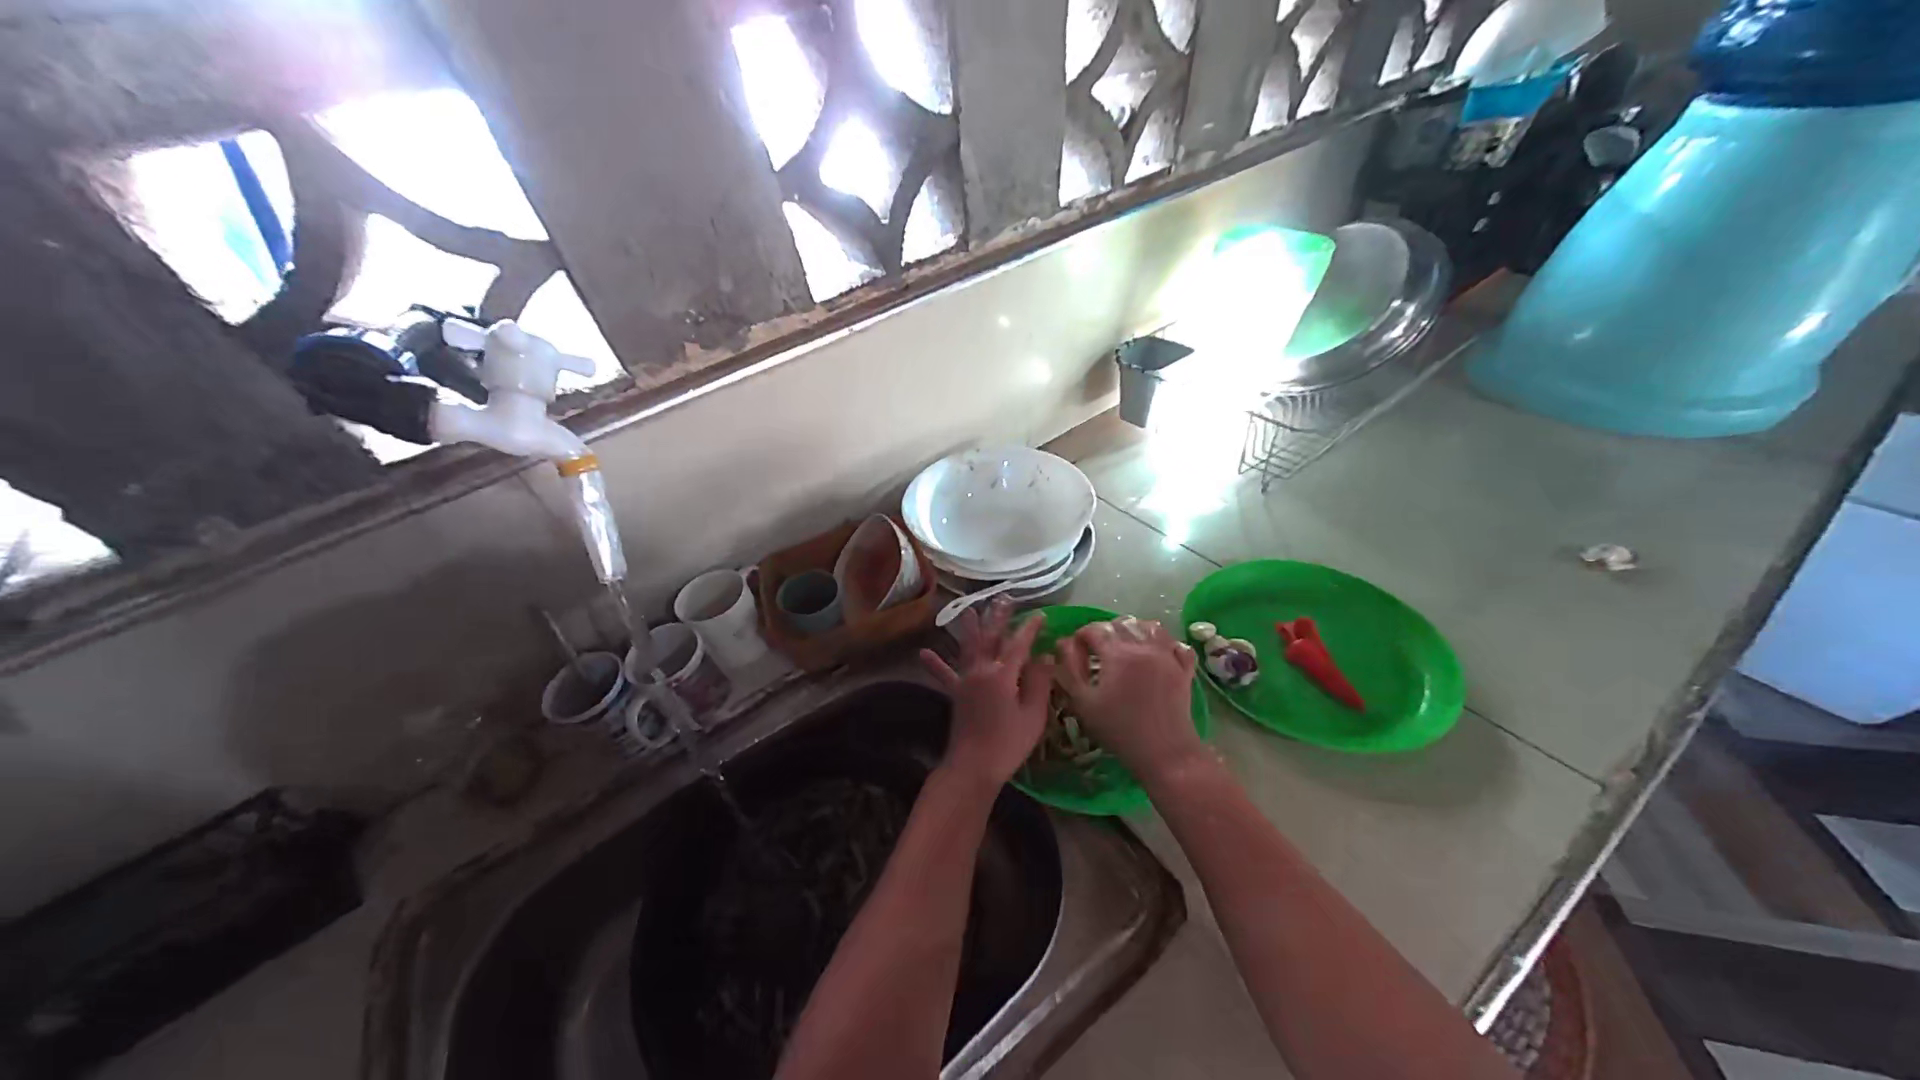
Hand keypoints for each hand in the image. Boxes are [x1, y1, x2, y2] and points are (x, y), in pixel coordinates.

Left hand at [921, 599, 1054, 785]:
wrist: (973, 767)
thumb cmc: (1008, 744)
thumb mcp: (1033, 716)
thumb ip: (1039, 684)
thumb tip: (1044, 657)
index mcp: (1003, 675)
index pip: (1019, 644)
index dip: (1030, 629)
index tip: (1040, 615)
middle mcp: (981, 671)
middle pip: (991, 638)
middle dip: (998, 617)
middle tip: (1004, 598)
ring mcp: (965, 681)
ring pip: (968, 648)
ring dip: (971, 628)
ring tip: (970, 610)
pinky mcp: (955, 694)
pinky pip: (944, 675)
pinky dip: (935, 663)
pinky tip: (923, 653)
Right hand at [1057, 617, 1204, 783]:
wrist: (1165, 752)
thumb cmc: (1119, 730)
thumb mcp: (1083, 703)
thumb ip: (1069, 670)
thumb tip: (1063, 644)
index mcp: (1118, 653)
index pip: (1095, 629)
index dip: (1081, 635)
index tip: (1075, 648)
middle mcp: (1144, 646)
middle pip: (1122, 623)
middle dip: (1105, 630)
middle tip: (1096, 649)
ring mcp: (1168, 656)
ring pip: (1150, 626)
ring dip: (1133, 630)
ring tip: (1124, 645)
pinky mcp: (1183, 669)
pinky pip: (1175, 643)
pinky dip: (1163, 641)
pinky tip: (1154, 651)